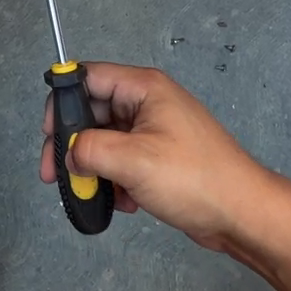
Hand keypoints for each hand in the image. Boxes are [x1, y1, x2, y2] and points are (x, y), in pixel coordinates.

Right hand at [39, 63, 276, 251]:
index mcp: (144, 88)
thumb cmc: (194, 178)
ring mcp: (155, 130)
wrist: (242, 214)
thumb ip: (90, 149)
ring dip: (94, 166)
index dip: (63, 101)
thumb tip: (69, 153)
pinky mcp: (160, 157)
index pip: (88, 77)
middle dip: (73, 143)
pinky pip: (123, 159)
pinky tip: (122, 202)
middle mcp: (148, 102)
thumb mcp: (133, 159)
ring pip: (106, 139)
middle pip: (93, 111)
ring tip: (91, 193)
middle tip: (55, 175)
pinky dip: (114, 179)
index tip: (49, 133)